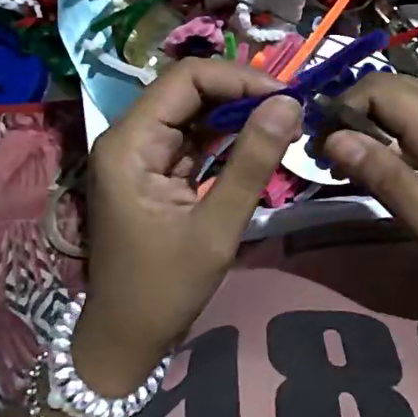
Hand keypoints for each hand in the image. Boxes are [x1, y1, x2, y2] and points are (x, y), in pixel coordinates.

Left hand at [79, 59, 300, 388]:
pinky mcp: (154, 172)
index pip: (185, 79)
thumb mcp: (215, 227)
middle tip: (291, 111)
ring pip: (194, 112)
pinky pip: (194, 139)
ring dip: (238, 114)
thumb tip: (289, 104)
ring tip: (284, 123)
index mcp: (129, 144)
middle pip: (188, 90)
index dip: (238, 78)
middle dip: (241, 94)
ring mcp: (140, 155)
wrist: (126, 338)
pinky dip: (227, 137)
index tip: (286, 97)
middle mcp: (129, 138)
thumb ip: (251, 162)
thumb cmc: (164, 288)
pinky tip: (260, 141)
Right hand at [320, 74, 417, 336]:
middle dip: (355, 115)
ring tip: (361, 168)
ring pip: (411, 94)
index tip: (322, 154)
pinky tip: (399, 164)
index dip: (342, 111)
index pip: (380, 90)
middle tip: (335, 165)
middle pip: (393, 85)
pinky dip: (402, 126)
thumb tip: (334, 140)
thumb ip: (388, 182)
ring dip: (377, 120)